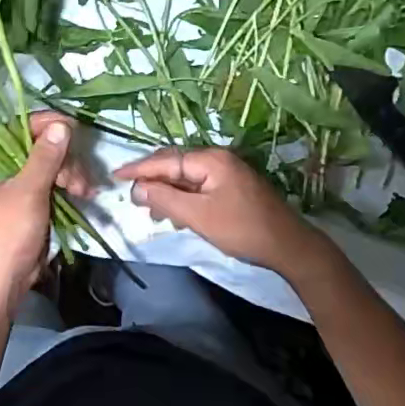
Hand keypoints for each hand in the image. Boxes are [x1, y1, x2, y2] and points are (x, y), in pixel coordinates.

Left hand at [0, 112, 89, 311]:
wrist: (3, 281)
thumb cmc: (8, 233)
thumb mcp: (28, 191)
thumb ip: (45, 157)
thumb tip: (61, 125)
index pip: (17, 129)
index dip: (45, 125)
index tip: (72, 128)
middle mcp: (1, 169)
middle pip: (38, 147)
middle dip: (63, 158)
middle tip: (76, 179)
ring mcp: (17, 187)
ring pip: (50, 166)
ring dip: (70, 174)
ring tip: (82, 191)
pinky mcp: (32, 203)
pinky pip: (53, 184)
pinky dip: (68, 186)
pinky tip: (83, 194)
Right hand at [113, 147, 330, 274]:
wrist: (289, 247)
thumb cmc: (242, 229)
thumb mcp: (198, 216)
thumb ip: (165, 199)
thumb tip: (137, 188)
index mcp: (210, 160)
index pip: (165, 160)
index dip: (138, 169)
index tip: (115, 176)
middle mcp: (218, 159)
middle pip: (174, 165)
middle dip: (152, 180)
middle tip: (133, 199)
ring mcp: (227, 172)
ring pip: (186, 178)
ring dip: (167, 192)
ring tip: (153, 212)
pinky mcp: (232, 187)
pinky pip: (198, 187)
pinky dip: (183, 198)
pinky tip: (176, 216)